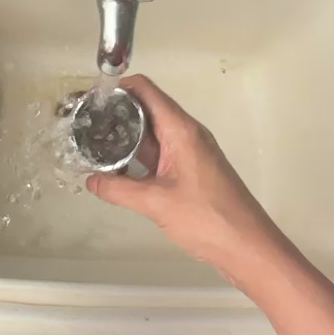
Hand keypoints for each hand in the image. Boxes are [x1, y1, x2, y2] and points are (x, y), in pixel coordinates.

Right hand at [85, 75, 285, 284]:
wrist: (248, 247)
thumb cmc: (208, 219)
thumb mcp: (156, 202)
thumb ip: (119, 189)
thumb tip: (91, 180)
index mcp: (180, 129)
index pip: (146, 89)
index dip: (117, 87)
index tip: (91, 98)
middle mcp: (186, 133)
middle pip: (146, 108)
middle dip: (116, 111)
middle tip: (85, 121)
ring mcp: (189, 151)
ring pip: (151, 132)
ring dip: (125, 135)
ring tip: (93, 142)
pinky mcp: (190, 169)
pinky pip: (158, 152)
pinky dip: (137, 155)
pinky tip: (117, 168)